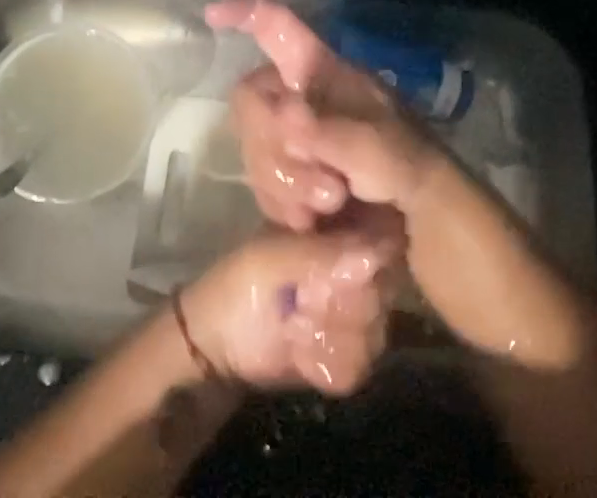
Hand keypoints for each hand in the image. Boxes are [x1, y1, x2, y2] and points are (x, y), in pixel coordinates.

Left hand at [180, 219, 401, 395]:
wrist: (213, 349)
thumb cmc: (234, 288)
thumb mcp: (267, 261)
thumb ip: (319, 252)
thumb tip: (376, 253)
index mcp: (333, 231)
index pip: (381, 239)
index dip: (363, 263)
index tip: (328, 276)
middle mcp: (353, 269)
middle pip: (383, 290)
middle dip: (341, 307)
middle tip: (301, 304)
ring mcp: (354, 311)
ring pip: (376, 330)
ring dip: (331, 337)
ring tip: (294, 330)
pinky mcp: (351, 351)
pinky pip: (364, 363)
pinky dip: (330, 365)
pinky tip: (301, 356)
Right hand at [206, 0, 442, 229]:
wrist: (430, 240)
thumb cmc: (420, 178)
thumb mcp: (392, 154)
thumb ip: (335, 135)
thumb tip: (285, 115)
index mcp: (326, 75)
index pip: (279, 30)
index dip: (247, 14)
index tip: (213, 15)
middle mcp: (303, 101)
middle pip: (251, 102)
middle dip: (276, 147)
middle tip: (328, 187)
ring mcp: (295, 144)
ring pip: (252, 151)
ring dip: (286, 185)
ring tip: (330, 208)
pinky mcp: (290, 184)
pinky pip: (260, 188)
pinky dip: (282, 206)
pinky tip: (312, 223)